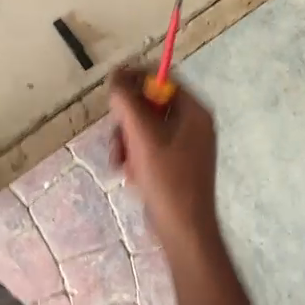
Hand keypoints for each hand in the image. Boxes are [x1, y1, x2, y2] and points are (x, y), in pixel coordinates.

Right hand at [108, 66, 220, 249]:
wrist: (183, 230)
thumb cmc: (166, 179)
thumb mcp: (141, 135)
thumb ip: (127, 101)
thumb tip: (116, 74)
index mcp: (194, 111)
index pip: (161, 77)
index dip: (134, 78)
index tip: (110, 87)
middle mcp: (194, 123)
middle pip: (150, 103)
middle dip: (127, 120)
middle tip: (116, 136)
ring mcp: (186, 144)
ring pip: (145, 126)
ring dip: (126, 140)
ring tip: (120, 161)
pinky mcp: (177, 163)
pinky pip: (149, 146)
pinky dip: (134, 155)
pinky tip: (129, 173)